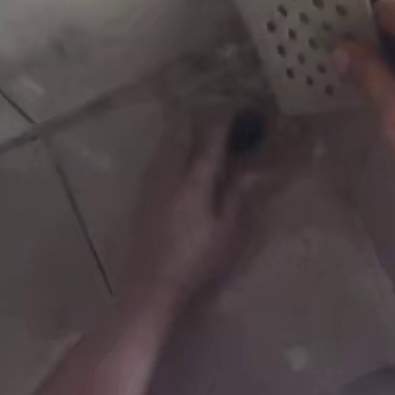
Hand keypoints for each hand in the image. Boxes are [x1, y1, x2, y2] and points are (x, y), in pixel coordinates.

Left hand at [120, 112, 276, 302]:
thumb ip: (237, 195)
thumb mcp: (226, 231)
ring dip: (183, 130)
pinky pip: (158, 157)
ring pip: (166, 142)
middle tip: (219, 118)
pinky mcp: (142, 194)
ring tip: (201, 131)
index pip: (210, 140)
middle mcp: (169, 174)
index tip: (240, 111)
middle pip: (181, 130)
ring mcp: (151, 182)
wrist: (151, 284)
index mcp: (194, 182)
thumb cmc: (196, 261)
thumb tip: (252, 170)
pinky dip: (172, 146)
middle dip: (200, 118)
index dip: (226, 122)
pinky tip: (180, 157)